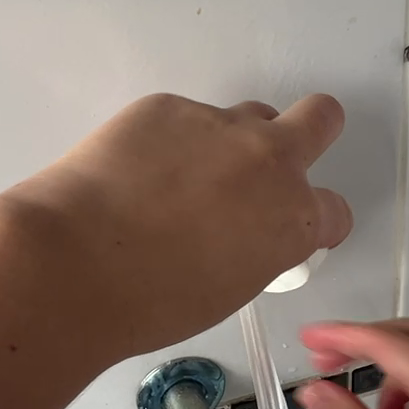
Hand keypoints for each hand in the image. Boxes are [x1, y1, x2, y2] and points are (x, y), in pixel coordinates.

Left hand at [0, 93, 352, 359]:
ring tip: (180, 177)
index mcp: (292, 219)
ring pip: (246, 116)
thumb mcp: (229, 289)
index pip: (335, 210)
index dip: (318, 221)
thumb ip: (257, 249)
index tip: (294, 228)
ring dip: (230, 141)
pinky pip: (181, 119)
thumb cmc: (151, 303)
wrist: (74, 264)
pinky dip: (168, 141)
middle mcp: (268, 161)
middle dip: (310, 133)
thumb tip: (242, 233)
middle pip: (321, 116)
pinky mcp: (166, 106)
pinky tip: (132, 173)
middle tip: (270, 163)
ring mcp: (218, 124)